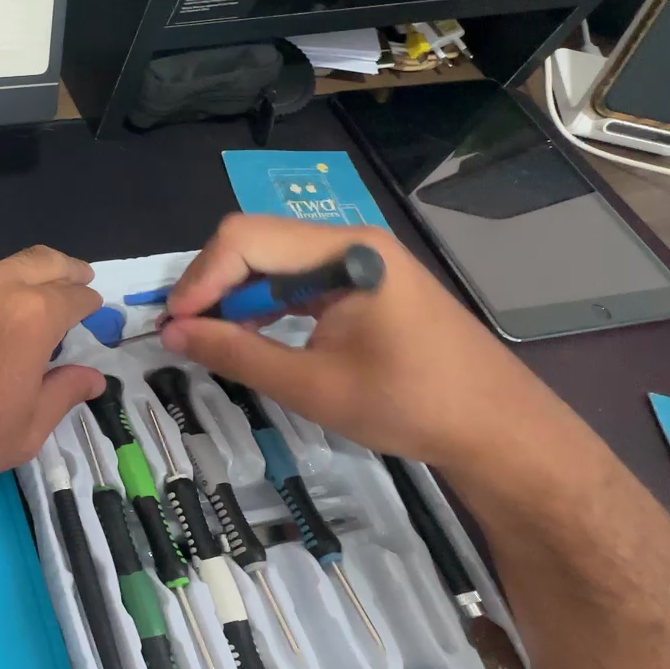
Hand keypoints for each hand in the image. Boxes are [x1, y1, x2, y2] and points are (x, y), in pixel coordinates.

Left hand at [0, 246, 106, 500]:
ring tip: (19, 297)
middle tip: (76, 278)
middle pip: (39, 261)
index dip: (88, 302)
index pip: (73, 296)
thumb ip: (63, 394)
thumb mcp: (23, 431)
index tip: (92, 309)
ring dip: (14, 277)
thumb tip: (92, 376)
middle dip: (64, 269)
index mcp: (30, 316)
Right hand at [160, 215, 568, 469]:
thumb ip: (235, 353)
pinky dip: (263, 301)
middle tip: (187, 333)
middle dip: (212, 284)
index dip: (200, 278)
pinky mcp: (363, 281)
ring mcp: (359, 260)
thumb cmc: (409, 406)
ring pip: (271, 258)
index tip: (175, 325)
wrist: (499, 429)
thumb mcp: (310, 385)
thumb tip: (170, 332)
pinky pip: (295, 277)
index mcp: (345, 254)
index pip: (245, 239)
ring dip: (233, 293)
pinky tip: (252, 332)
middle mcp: (350, 242)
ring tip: (211, 336)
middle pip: (254, 241)